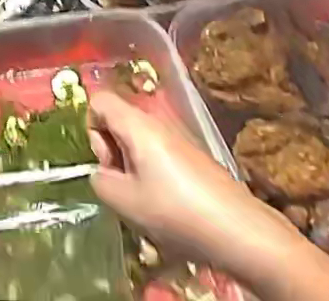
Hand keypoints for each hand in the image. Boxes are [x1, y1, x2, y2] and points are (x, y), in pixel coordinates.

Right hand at [87, 91, 324, 290]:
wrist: (237, 228)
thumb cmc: (175, 210)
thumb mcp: (124, 201)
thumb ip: (99, 180)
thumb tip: (101, 171)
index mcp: (136, 122)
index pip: (98, 101)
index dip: (91, 129)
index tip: (105, 163)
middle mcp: (155, 119)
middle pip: (116, 120)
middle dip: (111, 151)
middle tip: (124, 186)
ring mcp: (175, 134)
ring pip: (136, 139)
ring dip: (131, 165)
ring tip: (145, 200)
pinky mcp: (189, 152)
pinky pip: (156, 151)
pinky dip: (151, 172)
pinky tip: (165, 203)